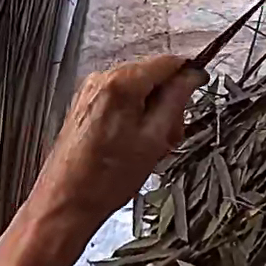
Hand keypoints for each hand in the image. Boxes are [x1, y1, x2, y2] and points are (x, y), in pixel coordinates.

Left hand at [0, 55, 205, 265]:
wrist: (65, 203)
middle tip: (171, 135)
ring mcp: (91, 92)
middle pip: (152, 75)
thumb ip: (176, 101)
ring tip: (151, 147)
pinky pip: (121, 101)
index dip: (188, 74)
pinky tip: (134, 146)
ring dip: (152, 113)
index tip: (200, 89)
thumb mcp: (154, 138)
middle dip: (168, 102)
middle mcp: (102, 79)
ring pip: (138, 90)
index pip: (166, 62)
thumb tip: (192, 76)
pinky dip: (134, 118)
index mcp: (121, 83)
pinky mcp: (85, 106)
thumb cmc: (106, 178)